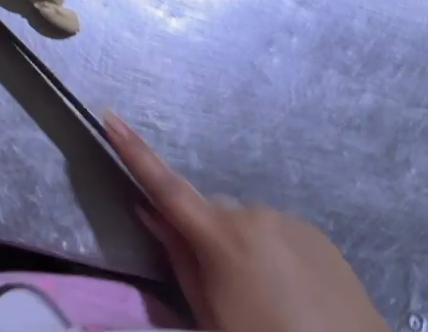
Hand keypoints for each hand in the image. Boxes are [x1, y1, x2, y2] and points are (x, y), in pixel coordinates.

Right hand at [105, 112, 389, 331]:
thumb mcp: (211, 317)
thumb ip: (180, 260)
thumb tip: (150, 211)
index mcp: (221, 237)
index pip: (166, 187)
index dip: (135, 152)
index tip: (111, 116)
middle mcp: (253, 214)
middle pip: (211, 216)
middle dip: (206, 239)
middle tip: (220, 290)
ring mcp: (288, 220)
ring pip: (246, 227)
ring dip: (242, 251)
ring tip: (262, 300)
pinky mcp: (316, 233)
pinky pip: (278, 235)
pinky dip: (272, 256)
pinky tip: (289, 295)